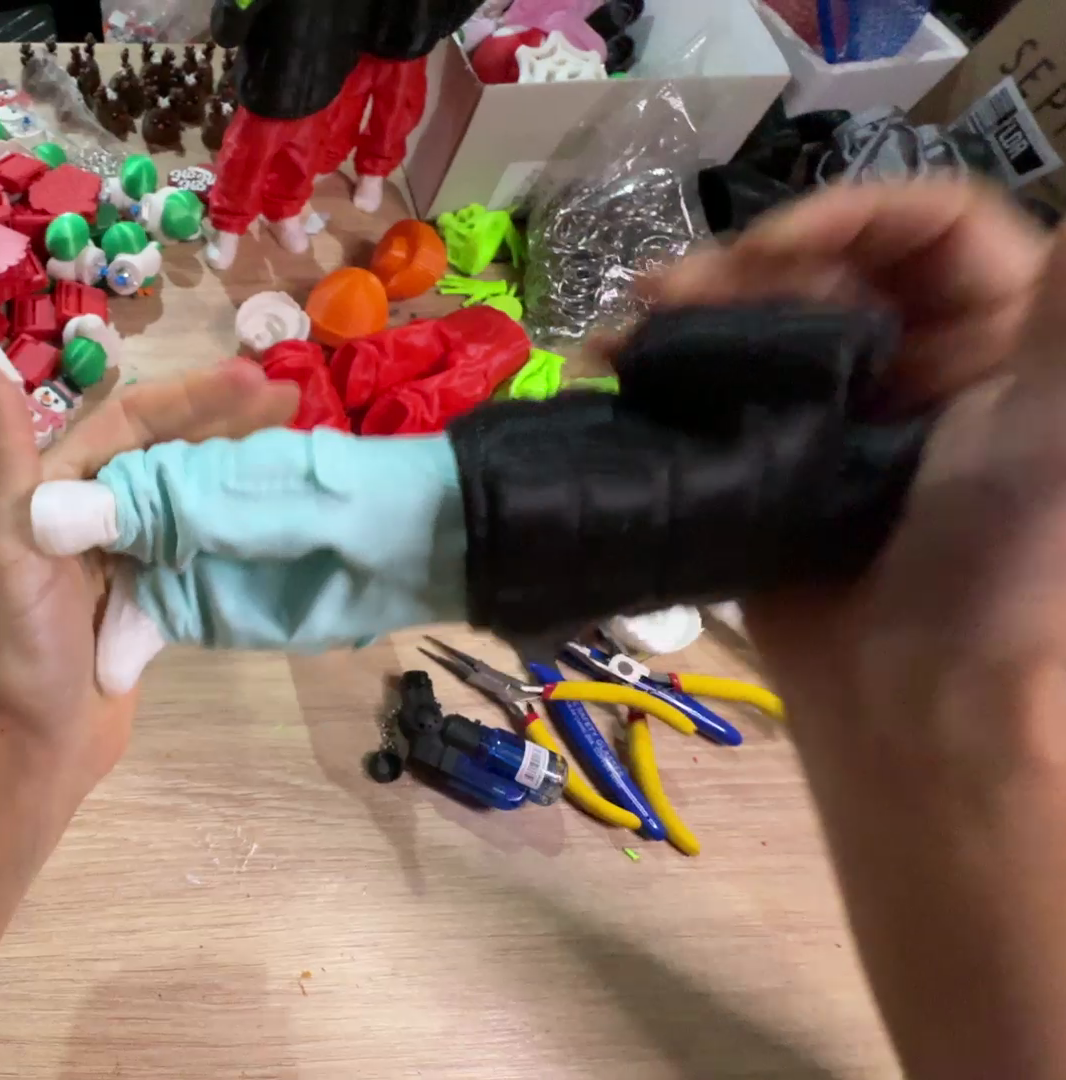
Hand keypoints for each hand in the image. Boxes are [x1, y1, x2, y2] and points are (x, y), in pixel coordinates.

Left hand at [0, 362, 296, 796]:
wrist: (42, 747)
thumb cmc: (22, 651)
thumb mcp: (10, 551)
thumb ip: (8, 460)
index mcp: (55, 490)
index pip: (128, 425)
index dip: (188, 398)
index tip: (253, 379)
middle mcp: (91, 510)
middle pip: (164, 451)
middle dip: (224, 423)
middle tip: (294, 399)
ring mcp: (125, 552)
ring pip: (183, 493)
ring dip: (231, 466)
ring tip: (294, 445)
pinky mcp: (150, 591)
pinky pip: (193, 542)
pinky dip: (226, 521)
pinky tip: (267, 509)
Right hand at [649, 178, 1059, 751]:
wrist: (918, 692)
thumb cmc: (1012, 553)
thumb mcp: (1060, 415)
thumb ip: (1062, 305)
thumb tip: (1060, 222)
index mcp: (1000, 334)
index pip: (925, 233)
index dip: (846, 214)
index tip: (759, 249)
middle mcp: (905, 364)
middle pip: (814, 276)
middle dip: (732, 270)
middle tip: (654, 292)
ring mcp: (818, 418)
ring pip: (743, 336)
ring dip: (675, 322)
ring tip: (610, 338)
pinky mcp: (749, 466)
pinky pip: (699, 403)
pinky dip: (648, 384)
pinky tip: (603, 380)